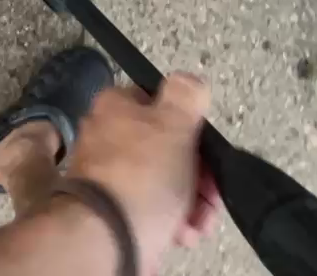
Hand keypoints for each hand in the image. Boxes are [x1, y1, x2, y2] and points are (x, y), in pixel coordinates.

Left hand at [59, 73, 221, 273]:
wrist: (107, 236)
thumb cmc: (140, 175)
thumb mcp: (173, 125)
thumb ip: (185, 97)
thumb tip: (190, 79)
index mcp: (116, 105)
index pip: (162, 105)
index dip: (192, 130)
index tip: (210, 155)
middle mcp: (106, 132)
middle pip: (167, 148)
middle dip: (197, 175)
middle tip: (208, 195)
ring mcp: (108, 171)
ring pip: (163, 180)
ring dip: (189, 203)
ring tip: (197, 222)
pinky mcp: (112, 205)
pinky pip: (150, 207)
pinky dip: (171, 221)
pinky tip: (182, 234)